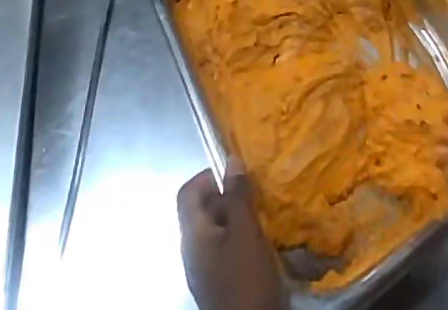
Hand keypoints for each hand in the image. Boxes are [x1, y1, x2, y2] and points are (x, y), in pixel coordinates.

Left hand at [177, 169, 287, 309]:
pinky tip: (259, 251)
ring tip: (260, 222)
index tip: (233, 175)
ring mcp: (202, 271)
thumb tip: (231, 160)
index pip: (187, 192)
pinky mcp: (216, 288)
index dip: (207, 177)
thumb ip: (237, 197)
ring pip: (214, 234)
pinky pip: (222, 254)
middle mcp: (190, 250)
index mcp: (191, 233)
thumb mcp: (245, 233)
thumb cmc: (244, 280)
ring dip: (234, 223)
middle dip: (225, 199)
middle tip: (253, 198)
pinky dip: (238, 244)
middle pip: (201, 212)